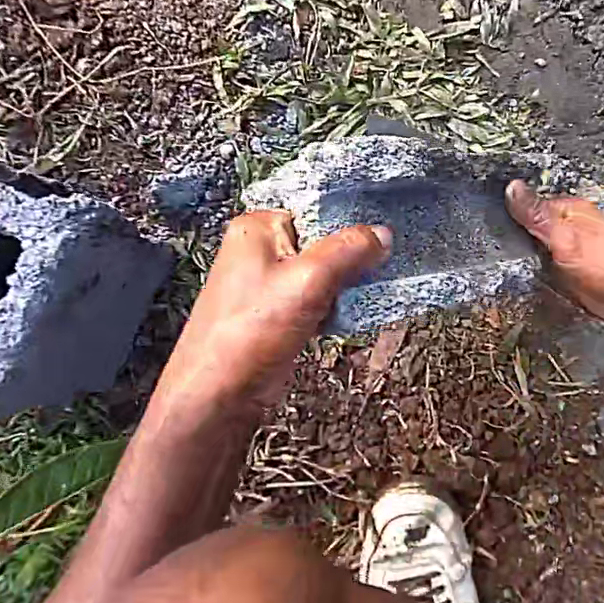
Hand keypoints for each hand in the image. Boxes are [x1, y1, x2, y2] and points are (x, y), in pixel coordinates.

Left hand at [155, 211, 390, 416]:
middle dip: (349, 261)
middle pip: (323, 242)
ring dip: (343, 288)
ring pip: (323, 274)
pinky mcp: (278, 312)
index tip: (380, 240)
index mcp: (258, 228)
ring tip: (356, 299)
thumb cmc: (252, 330)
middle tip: (372, 274)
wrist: (220, 393)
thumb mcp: (308, 280)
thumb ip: (348, 251)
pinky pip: (316, 299)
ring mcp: (268, 283)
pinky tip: (339, 319)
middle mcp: (261, 249)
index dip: (349, 224)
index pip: (315, 209)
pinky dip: (332, 307)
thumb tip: (382, 234)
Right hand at [505, 180, 603, 335]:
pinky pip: (541, 266)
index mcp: (571, 209)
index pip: (528, 202)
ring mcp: (568, 250)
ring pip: (534, 247)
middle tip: (492, 243)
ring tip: (504, 258)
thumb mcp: (567, 238)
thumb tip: (512, 189)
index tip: (486, 220)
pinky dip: (532, 269)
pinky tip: (526, 273)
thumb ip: (538, 215)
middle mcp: (569, 227)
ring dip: (521, 253)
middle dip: (512, 234)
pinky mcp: (568, 271)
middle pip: (529, 225)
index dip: (507, 211)